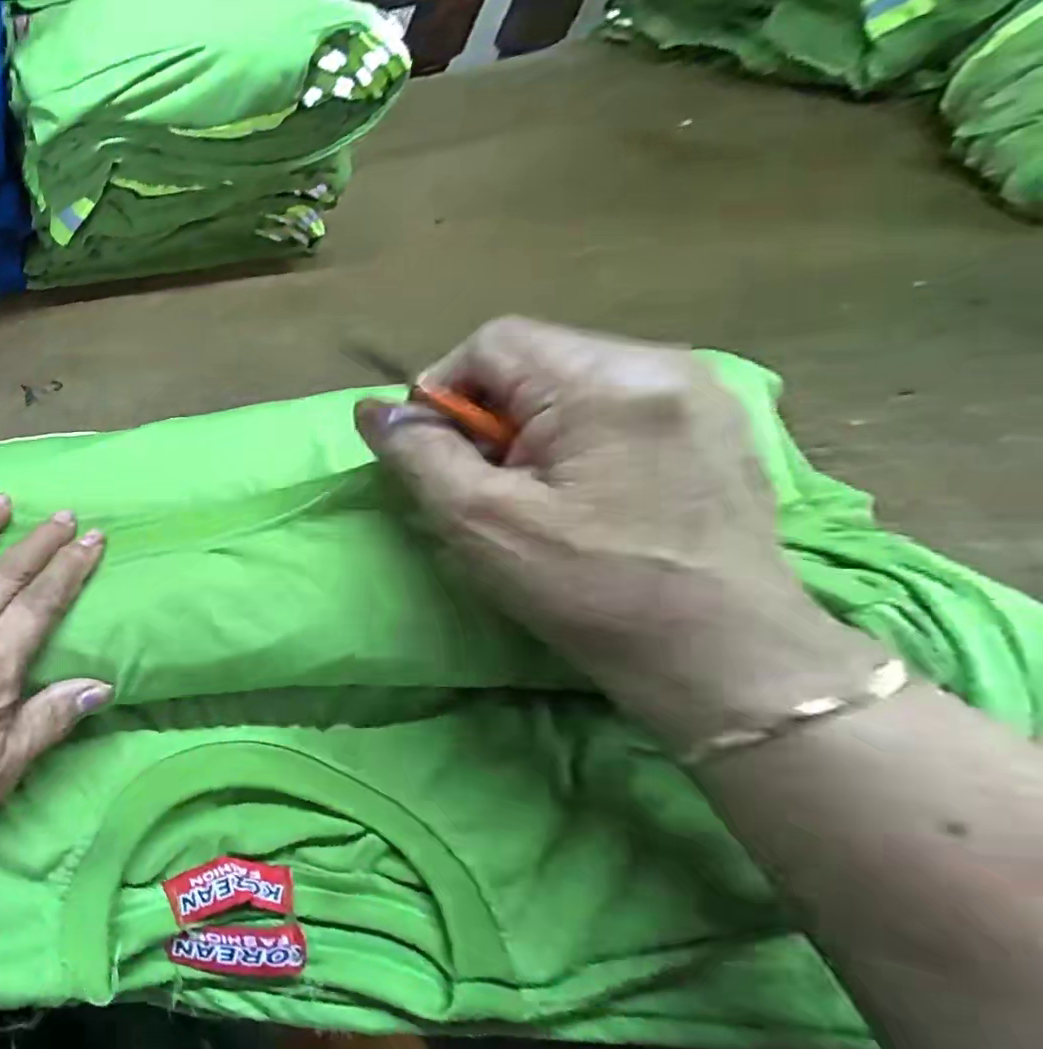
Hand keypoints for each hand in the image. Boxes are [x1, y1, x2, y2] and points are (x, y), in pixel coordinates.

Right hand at [356, 317, 885, 743]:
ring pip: (569, 381)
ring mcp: (699, 392)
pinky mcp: (713, 426)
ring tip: (530, 495)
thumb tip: (372, 408)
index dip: (442, 394)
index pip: (490, 343)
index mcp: (607, 380)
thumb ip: (419, 453)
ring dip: (525, 429)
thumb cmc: (589, 589)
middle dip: (486, 416)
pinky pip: (613, 404)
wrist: (725, 657)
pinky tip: (580, 495)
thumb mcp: (479, 521)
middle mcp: (662, 363)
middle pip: (531, 359)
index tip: (437, 458)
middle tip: (483, 487)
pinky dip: (571, 438)